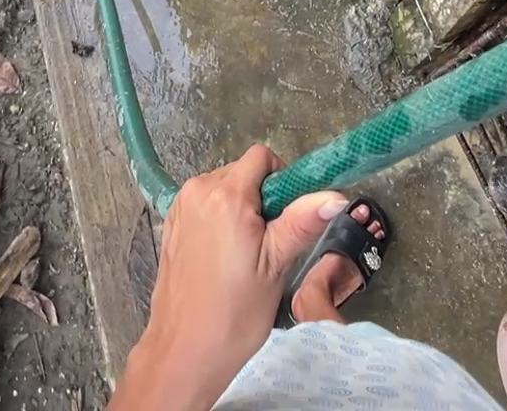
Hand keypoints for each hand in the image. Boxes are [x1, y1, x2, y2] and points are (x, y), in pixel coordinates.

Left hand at [110, 145, 347, 410]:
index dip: (281, 178)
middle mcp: (198, 188)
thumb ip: (303, 221)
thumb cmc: (235, 312)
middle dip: (260, 197)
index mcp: (226, 194)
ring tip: (244, 252)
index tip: (286, 215)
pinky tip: (222, 255)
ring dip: (239, 207)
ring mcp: (181, 204)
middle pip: (242, 171)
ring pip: (223, 186)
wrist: (185, 350)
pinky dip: (218, 217)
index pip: (261, 157)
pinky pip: (204, 203)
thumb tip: (335, 196)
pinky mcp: (171, 221)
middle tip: (267, 242)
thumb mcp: (276, 264)